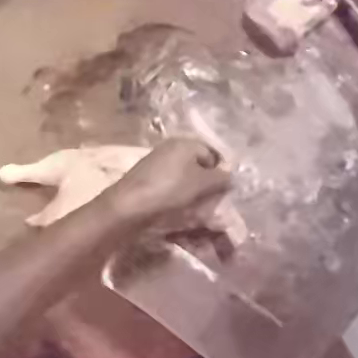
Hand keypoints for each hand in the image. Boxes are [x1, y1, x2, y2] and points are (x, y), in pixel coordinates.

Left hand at [100, 138, 230, 223]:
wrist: (127, 207)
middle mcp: (170, 149)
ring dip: (193, 197)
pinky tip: (178, 214)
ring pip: (184, 181)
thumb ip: (220, 178)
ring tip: (197, 214)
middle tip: (212, 205)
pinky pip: (170, 189)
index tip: (224, 193)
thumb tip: (230, 176)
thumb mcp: (202, 183)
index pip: (213, 154)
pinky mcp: (146, 181)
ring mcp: (156, 165)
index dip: (221, 173)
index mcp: (185, 143)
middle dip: (207, 186)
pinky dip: (177, 200)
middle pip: (198, 167)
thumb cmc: (170, 190)